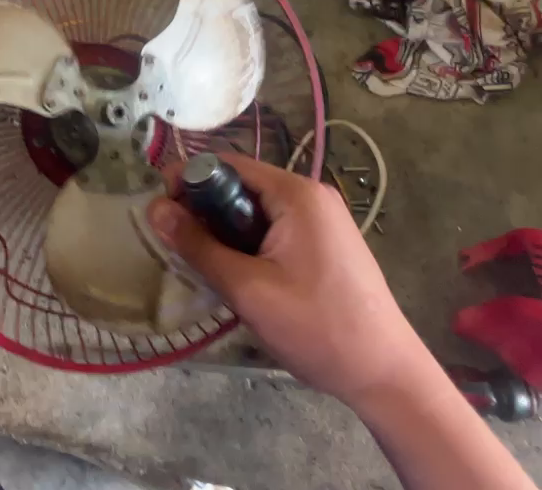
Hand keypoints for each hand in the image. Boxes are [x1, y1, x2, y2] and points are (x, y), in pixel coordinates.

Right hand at [147, 154, 425, 407]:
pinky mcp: (324, 244)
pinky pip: (272, 229)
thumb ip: (198, 246)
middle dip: (206, 212)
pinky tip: (242, 278)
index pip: (226, 164)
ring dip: (226, 234)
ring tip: (213, 270)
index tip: (162, 213)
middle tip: (184, 249)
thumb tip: (153, 208)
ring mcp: (321, 220)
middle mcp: (310, 196)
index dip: (188, 182)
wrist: (388, 377)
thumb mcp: (248, 289)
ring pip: (253, 211)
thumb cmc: (318, 328)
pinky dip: (248, 246)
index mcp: (295, 194)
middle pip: (240, 186)